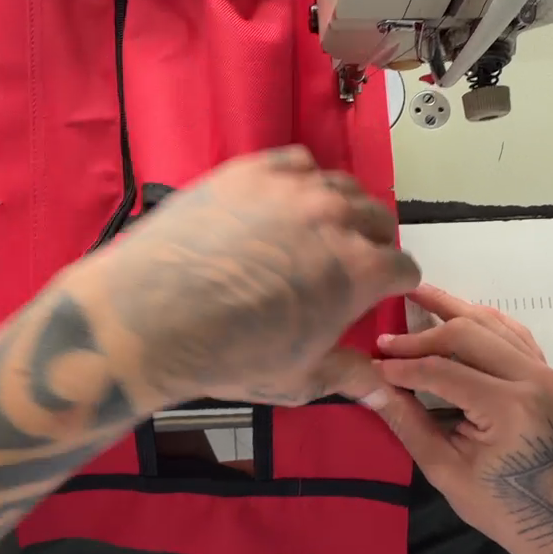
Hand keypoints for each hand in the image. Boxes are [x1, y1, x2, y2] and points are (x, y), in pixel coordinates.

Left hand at [82, 146, 420, 406]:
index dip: (394, 283)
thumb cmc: (226, 353)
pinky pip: (295, 163)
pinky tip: (283, 201)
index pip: (402, 267)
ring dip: (340, 208)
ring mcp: (291, 188)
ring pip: (339, 187)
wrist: (150, 315)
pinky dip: (300, 180)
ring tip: (317, 230)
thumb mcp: (297, 378)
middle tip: (346, 262)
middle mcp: (334, 218)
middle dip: (371, 242)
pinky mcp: (250, 171)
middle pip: (376, 219)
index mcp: (359, 270)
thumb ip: (349, 377)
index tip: (381, 289)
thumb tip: (381, 390)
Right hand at [363, 284, 552, 553]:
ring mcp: (547, 374)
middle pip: (468, 334)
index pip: (441, 370)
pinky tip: (459, 313)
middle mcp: (534, 380)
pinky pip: (514, 334)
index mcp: (509, 409)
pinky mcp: (549, 375)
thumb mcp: (445, 470)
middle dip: (422, 332)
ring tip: (417, 294)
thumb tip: (364, 385)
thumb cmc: (502, 508)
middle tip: (386, 334)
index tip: (370, 363)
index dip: (401, 364)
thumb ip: (406, 421)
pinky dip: (483, 320)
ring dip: (453, 310)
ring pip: (492, 324)